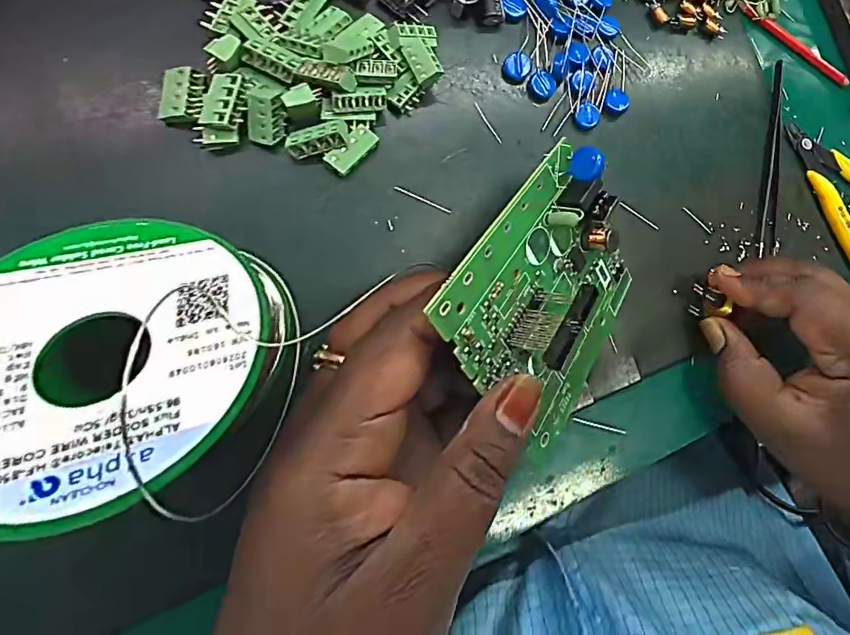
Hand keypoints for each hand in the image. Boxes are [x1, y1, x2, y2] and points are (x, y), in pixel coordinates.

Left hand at [217, 270, 542, 634]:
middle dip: (447, 303)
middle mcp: (325, 430)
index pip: (388, 343)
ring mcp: (343, 445)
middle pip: (380, 335)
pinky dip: (454, 382)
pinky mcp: (363, 464)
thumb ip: (474, 472)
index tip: (509, 278)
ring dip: (456, 340)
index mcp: (323, 448)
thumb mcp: (419, 571)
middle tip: (514, 291)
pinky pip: (410, 401)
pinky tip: (495, 381)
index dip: (449, 301)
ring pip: (398, 362)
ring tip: (516, 328)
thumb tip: (526, 386)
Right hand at [698, 259, 849, 543]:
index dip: (758, 285)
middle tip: (718, 287)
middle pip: (810, 278)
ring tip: (733, 294)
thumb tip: (714, 324)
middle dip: (760, 277)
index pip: (805, 296)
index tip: (716, 283)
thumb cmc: (835, 459)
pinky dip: (786, 289)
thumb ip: (741, 374)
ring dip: (771, 280)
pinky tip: (760, 302)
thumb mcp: (777, 426)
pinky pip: (820, 290)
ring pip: (814, 277)